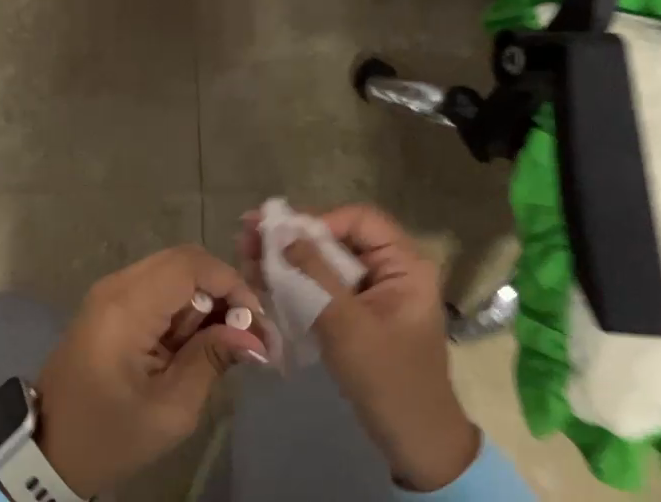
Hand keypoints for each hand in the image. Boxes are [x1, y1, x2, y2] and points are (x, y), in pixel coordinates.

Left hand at [35, 245, 269, 497]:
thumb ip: (210, 361)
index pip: (189, 265)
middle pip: (182, 261)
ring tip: (221, 345)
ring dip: (203, 300)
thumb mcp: (170, 410)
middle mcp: (116, 285)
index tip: (254, 324)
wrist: (49, 446)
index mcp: (126, 307)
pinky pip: (156, 287)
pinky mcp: (109, 304)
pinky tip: (193, 343)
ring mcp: (109, 292)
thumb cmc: (109, 434)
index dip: (230, 284)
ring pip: (171, 272)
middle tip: (244, 335)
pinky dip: (182, 306)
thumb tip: (252, 336)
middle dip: (221, 290)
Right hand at [238, 206, 478, 491]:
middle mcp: (391, 269)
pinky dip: (295, 280)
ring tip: (246, 255)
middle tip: (247, 236)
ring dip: (287, 257)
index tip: (280, 234)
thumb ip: (315, 274)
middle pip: (337, 236)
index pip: (360, 219)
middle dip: (292, 237)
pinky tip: (262, 279)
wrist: (414, 442)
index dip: (319, 220)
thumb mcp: (348, 325)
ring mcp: (374, 291)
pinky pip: (324, 283)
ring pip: (326, 260)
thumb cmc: (388, 380)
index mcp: (405, 264)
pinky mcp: (358, 311)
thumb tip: (283, 231)